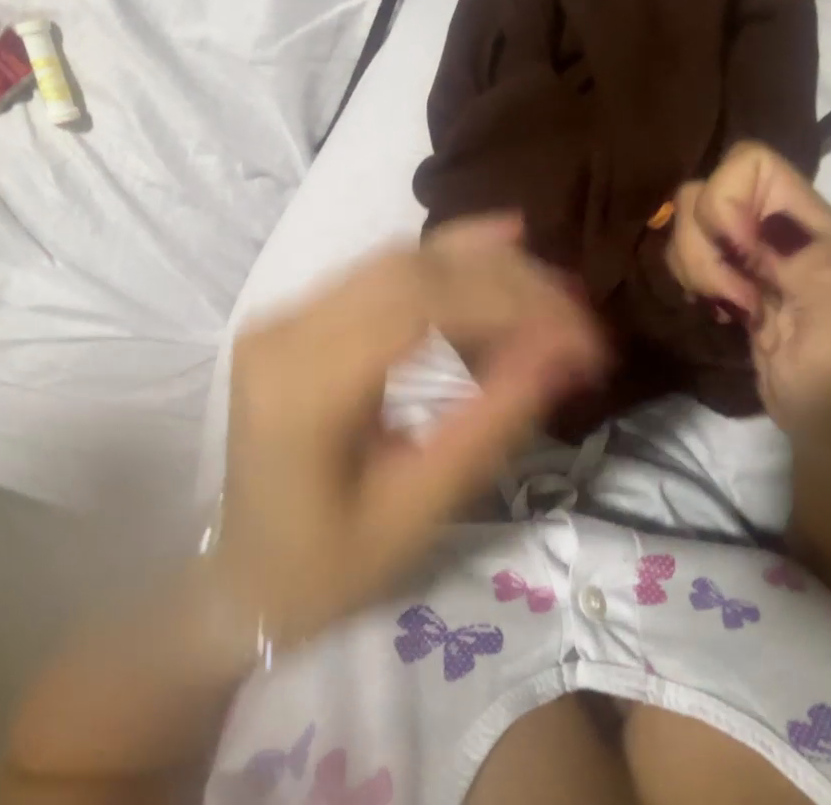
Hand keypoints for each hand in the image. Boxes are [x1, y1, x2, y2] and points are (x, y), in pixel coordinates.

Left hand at [215, 215, 606, 647]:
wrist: (243, 581)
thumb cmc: (326, 571)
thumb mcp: (416, 512)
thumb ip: (488, 424)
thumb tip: (564, 351)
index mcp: (304, 387)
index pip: (422, 306)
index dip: (514, 305)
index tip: (587, 339)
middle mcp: (282, 332)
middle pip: (411, 271)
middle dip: (506, 281)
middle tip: (580, 316)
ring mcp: (280, 319)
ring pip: (396, 262)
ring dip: (480, 270)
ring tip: (554, 293)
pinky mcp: (291, 321)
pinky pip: (374, 277)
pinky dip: (441, 269)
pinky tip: (494, 250)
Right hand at [663, 142, 830, 443]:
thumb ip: (799, 253)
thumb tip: (749, 218)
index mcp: (814, 226)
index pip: (751, 165)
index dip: (725, 200)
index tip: (735, 252)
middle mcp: (781, 233)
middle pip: (707, 195)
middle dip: (701, 242)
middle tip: (732, 292)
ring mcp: (756, 263)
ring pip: (693, 229)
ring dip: (694, 266)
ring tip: (728, 306)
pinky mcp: (737, 292)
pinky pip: (696, 263)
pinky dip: (694, 282)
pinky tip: (718, 312)